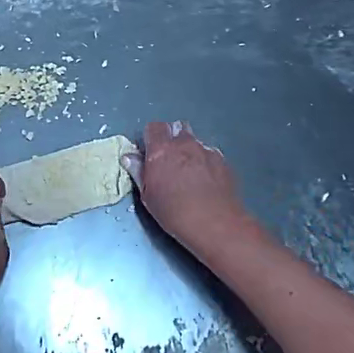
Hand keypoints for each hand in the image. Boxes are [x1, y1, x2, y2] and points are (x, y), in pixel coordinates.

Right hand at [124, 120, 261, 259]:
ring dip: (189, 149)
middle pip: (177, 128)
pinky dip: (205, 160)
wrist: (216, 225)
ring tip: (189, 170)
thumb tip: (129, 157)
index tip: (150, 151)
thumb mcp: (148, 195)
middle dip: (172, 138)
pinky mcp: (224, 162)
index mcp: (161, 150)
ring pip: (195, 140)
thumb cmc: (175, 212)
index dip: (151, 137)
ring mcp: (207, 151)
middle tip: (169, 159)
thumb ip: (138, 171)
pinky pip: (210, 153)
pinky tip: (206, 178)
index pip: (154, 127)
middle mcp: (185, 144)